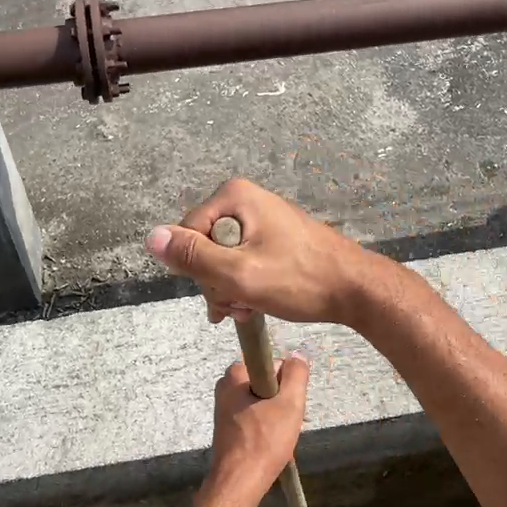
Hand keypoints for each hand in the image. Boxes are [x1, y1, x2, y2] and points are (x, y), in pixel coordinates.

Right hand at [144, 178, 383, 325]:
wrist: (355, 290)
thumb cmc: (300, 280)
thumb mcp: (240, 274)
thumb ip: (194, 257)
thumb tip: (151, 237)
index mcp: (234, 197)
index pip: (187, 234)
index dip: (198, 270)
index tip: (224, 294)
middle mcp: (244, 199)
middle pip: (204, 246)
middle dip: (216, 282)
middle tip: (239, 306)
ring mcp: (260, 218)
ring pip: (222, 258)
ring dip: (229, 289)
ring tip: (250, 309)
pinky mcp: (272, 237)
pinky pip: (242, 259)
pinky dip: (244, 284)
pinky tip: (256, 304)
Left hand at [204, 356, 310, 504]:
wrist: (239, 483)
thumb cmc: (264, 441)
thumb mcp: (289, 404)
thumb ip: (296, 375)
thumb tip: (298, 355)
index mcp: (234, 374)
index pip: (272, 364)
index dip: (287, 383)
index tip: (290, 404)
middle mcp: (225, 386)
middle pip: (267, 384)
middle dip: (282, 401)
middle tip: (288, 423)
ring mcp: (224, 408)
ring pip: (262, 402)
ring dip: (276, 416)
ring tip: (280, 437)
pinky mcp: (227, 427)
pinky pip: (253, 418)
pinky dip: (265, 428)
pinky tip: (271, 445)